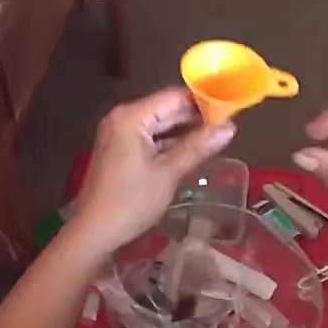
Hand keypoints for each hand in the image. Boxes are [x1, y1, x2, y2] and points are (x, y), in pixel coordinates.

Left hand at [68, 88, 235, 254]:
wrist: (94, 230)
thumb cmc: (130, 202)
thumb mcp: (168, 173)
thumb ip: (197, 146)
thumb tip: (230, 127)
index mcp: (131, 117)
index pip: (175, 97)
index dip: (204, 101)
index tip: (232, 110)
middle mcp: (121, 117)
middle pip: (166, 108)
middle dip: (196, 116)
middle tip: (229, 126)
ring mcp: (117, 132)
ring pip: (158, 123)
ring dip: (184, 129)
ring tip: (217, 137)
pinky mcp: (118, 147)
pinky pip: (148, 136)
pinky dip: (168, 141)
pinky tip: (192, 148)